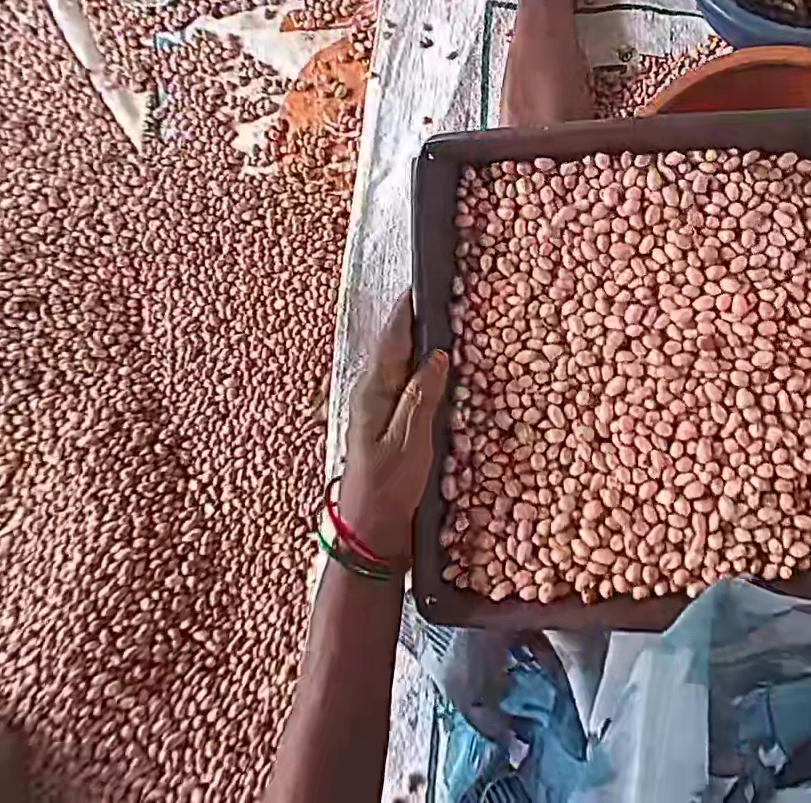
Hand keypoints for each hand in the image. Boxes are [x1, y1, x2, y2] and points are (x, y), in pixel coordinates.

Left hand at [339, 294, 448, 564]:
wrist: (370, 525)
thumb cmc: (390, 484)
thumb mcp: (410, 440)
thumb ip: (422, 395)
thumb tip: (438, 354)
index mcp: (374, 390)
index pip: (393, 338)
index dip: (407, 310)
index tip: (422, 284)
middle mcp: (370, 389)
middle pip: (394, 344)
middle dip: (414, 319)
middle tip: (439, 297)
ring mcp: (375, 403)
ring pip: (398, 360)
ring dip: (416, 340)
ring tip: (440, 321)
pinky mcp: (384, 415)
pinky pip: (402, 377)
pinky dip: (417, 362)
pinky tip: (434, 364)